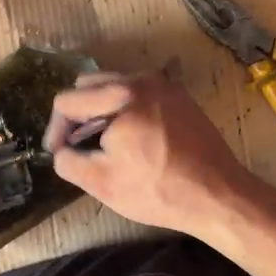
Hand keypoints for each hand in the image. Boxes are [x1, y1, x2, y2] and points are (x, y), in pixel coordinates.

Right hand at [45, 72, 257, 236]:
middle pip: (89, 86)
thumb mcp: (101, 183)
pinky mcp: (180, 98)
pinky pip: (138, 95)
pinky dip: (125, 112)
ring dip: (100, 112)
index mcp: (120, 95)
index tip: (60, 153)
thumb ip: (67, 161)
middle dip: (77, 115)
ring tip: (104, 145)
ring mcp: (165, 86)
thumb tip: (61, 151)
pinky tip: (132, 142)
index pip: (67, 100)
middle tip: (79, 147)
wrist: (219, 195)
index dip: (56, 129)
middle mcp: (142, 79)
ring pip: (114, 88)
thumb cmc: (158, 190)